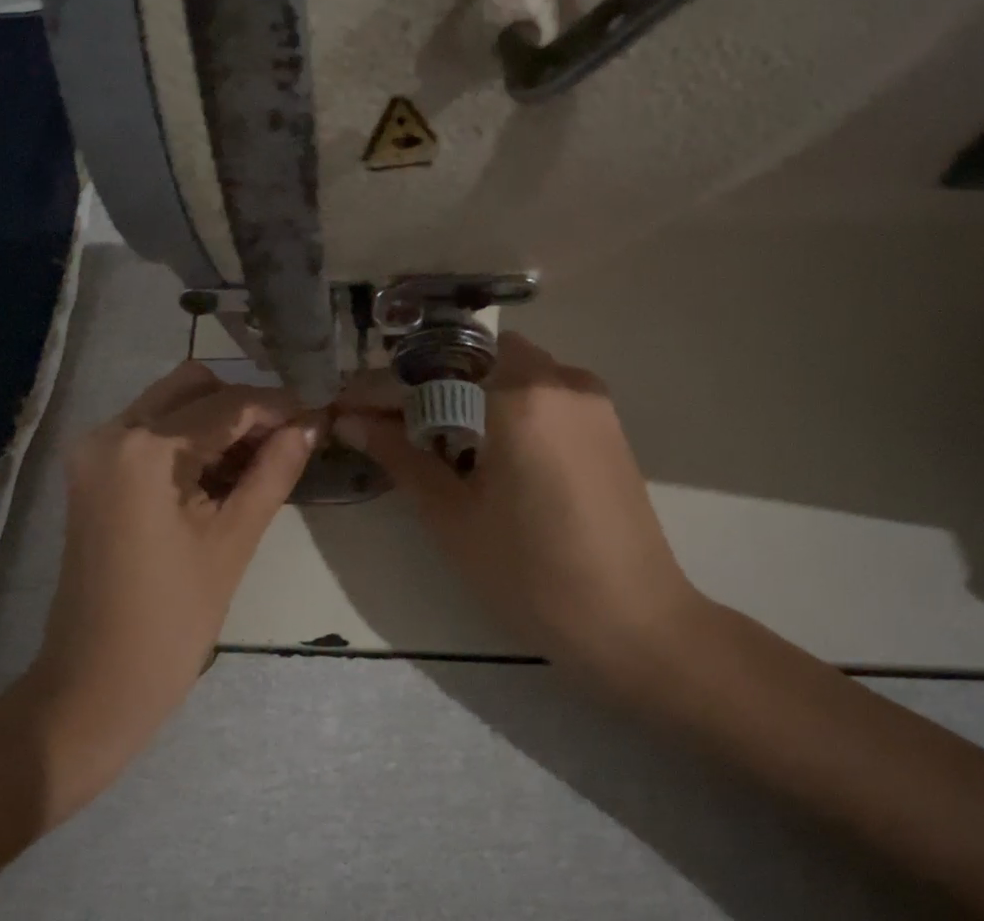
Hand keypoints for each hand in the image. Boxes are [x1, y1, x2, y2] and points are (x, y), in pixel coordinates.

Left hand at [33, 362, 317, 762]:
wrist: (98, 682)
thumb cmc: (173, 619)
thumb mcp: (234, 540)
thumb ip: (274, 472)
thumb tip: (310, 425)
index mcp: (143, 447)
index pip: (226, 403)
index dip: (277, 406)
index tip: (318, 414)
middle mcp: (110, 431)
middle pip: (192, 388)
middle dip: (244, 406)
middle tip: (289, 440)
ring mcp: (94, 452)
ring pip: (170, 406)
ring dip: (217, 421)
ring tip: (265, 460)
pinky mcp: (93, 474)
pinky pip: (149, 434)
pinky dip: (189, 441)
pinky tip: (226, 473)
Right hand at [333, 333, 703, 671]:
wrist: (633, 624)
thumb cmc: (531, 575)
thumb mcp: (453, 517)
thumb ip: (400, 456)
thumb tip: (350, 419)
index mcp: (521, 395)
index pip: (435, 366)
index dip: (385, 386)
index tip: (350, 408)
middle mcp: (562, 380)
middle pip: (476, 358)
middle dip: (429, 384)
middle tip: (394, 429)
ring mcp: (592, 402)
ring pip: (512, 374)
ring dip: (470, 395)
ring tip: (439, 447)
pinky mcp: (608, 427)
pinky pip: (544, 396)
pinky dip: (506, 410)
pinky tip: (488, 456)